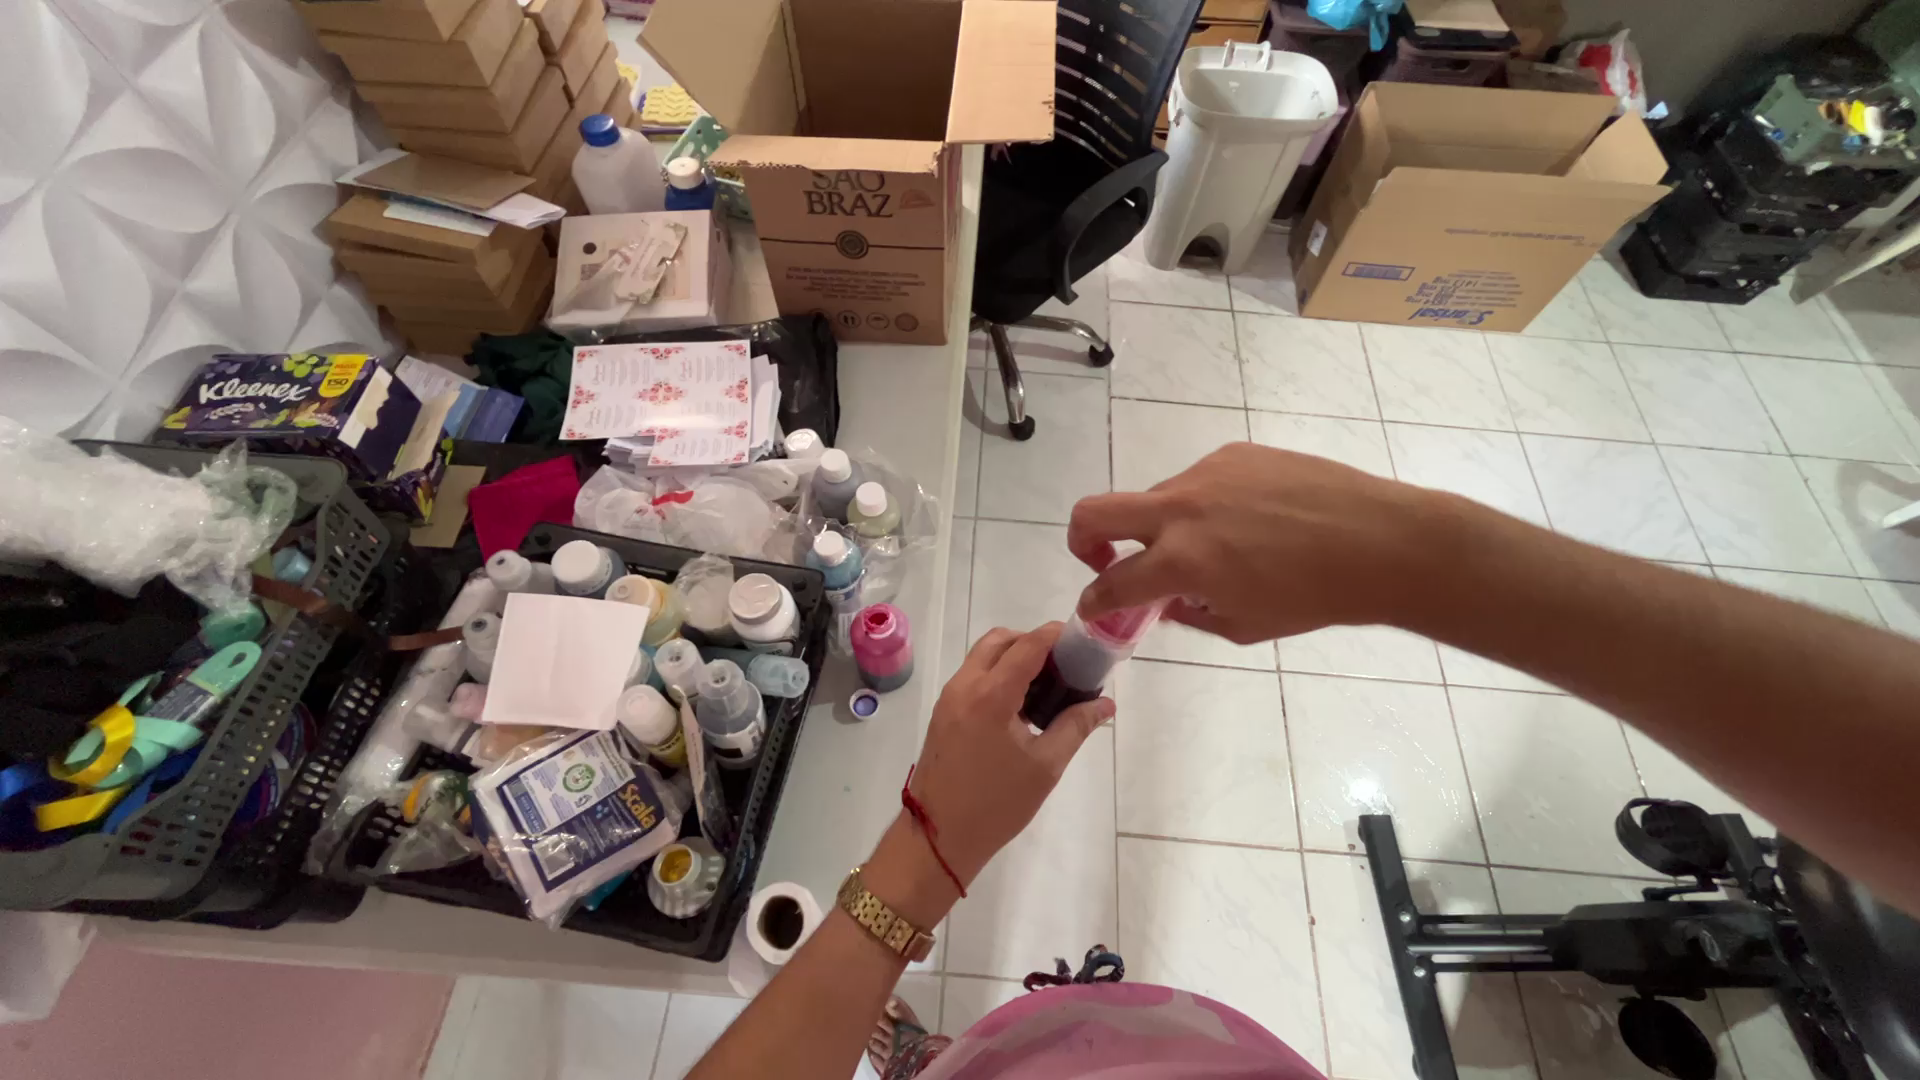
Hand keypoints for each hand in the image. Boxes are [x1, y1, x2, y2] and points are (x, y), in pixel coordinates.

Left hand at [863, 623, 1111, 926]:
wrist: (938, 837)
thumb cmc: (996, 803)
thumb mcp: (1046, 766)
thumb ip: (1076, 726)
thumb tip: (1106, 704)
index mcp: (991, 694)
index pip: (1028, 646)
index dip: (1055, 635)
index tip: (1081, 641)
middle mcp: (965, 685)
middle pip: (1000, 641)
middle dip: (1032, 642)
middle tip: (1062, 664)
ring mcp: (949, 697)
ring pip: (982, 656)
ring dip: (1012, 657)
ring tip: (1045, 684)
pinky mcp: (943, 712)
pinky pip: (972, 676)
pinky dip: (996, 674)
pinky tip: (1019, 704)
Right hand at [1069, 442, 1461, 643]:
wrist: (1383, 542)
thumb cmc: (1315, 598)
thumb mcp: (1242, 625)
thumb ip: (1186, 611)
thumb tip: (1162, 599)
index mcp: (1182, 561)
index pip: (1110, 583)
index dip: (1092, 602)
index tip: (1093, 607)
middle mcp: (1181, 510)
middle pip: (1092, 512)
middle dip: (1082, 540)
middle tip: (1104, 558)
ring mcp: (1205, 474)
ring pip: (1155, 499)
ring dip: (1164, 526)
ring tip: (1219, 544)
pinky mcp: (1233, 453)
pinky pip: (1198, 482)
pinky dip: (1205, 505)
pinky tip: (1250, 519)